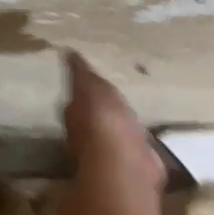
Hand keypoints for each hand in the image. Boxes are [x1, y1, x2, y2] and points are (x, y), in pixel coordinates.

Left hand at [61, 50, 162, 189]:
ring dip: (119, 124)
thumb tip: (67, 52)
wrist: (125, 161)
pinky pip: (133, 144)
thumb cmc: (103, 119)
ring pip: (112, 132)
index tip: (91, 82)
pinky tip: (146, 132)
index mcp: (74, 115)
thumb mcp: (90, 87)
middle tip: (113, 96)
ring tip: (131, 111)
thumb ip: (81, 73)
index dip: (82, 91)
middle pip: (92, 119)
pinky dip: (137, 139)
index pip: (75, 100)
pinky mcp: (131, 162)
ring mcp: (109, 152)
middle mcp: (87, 136)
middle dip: (101, 110)